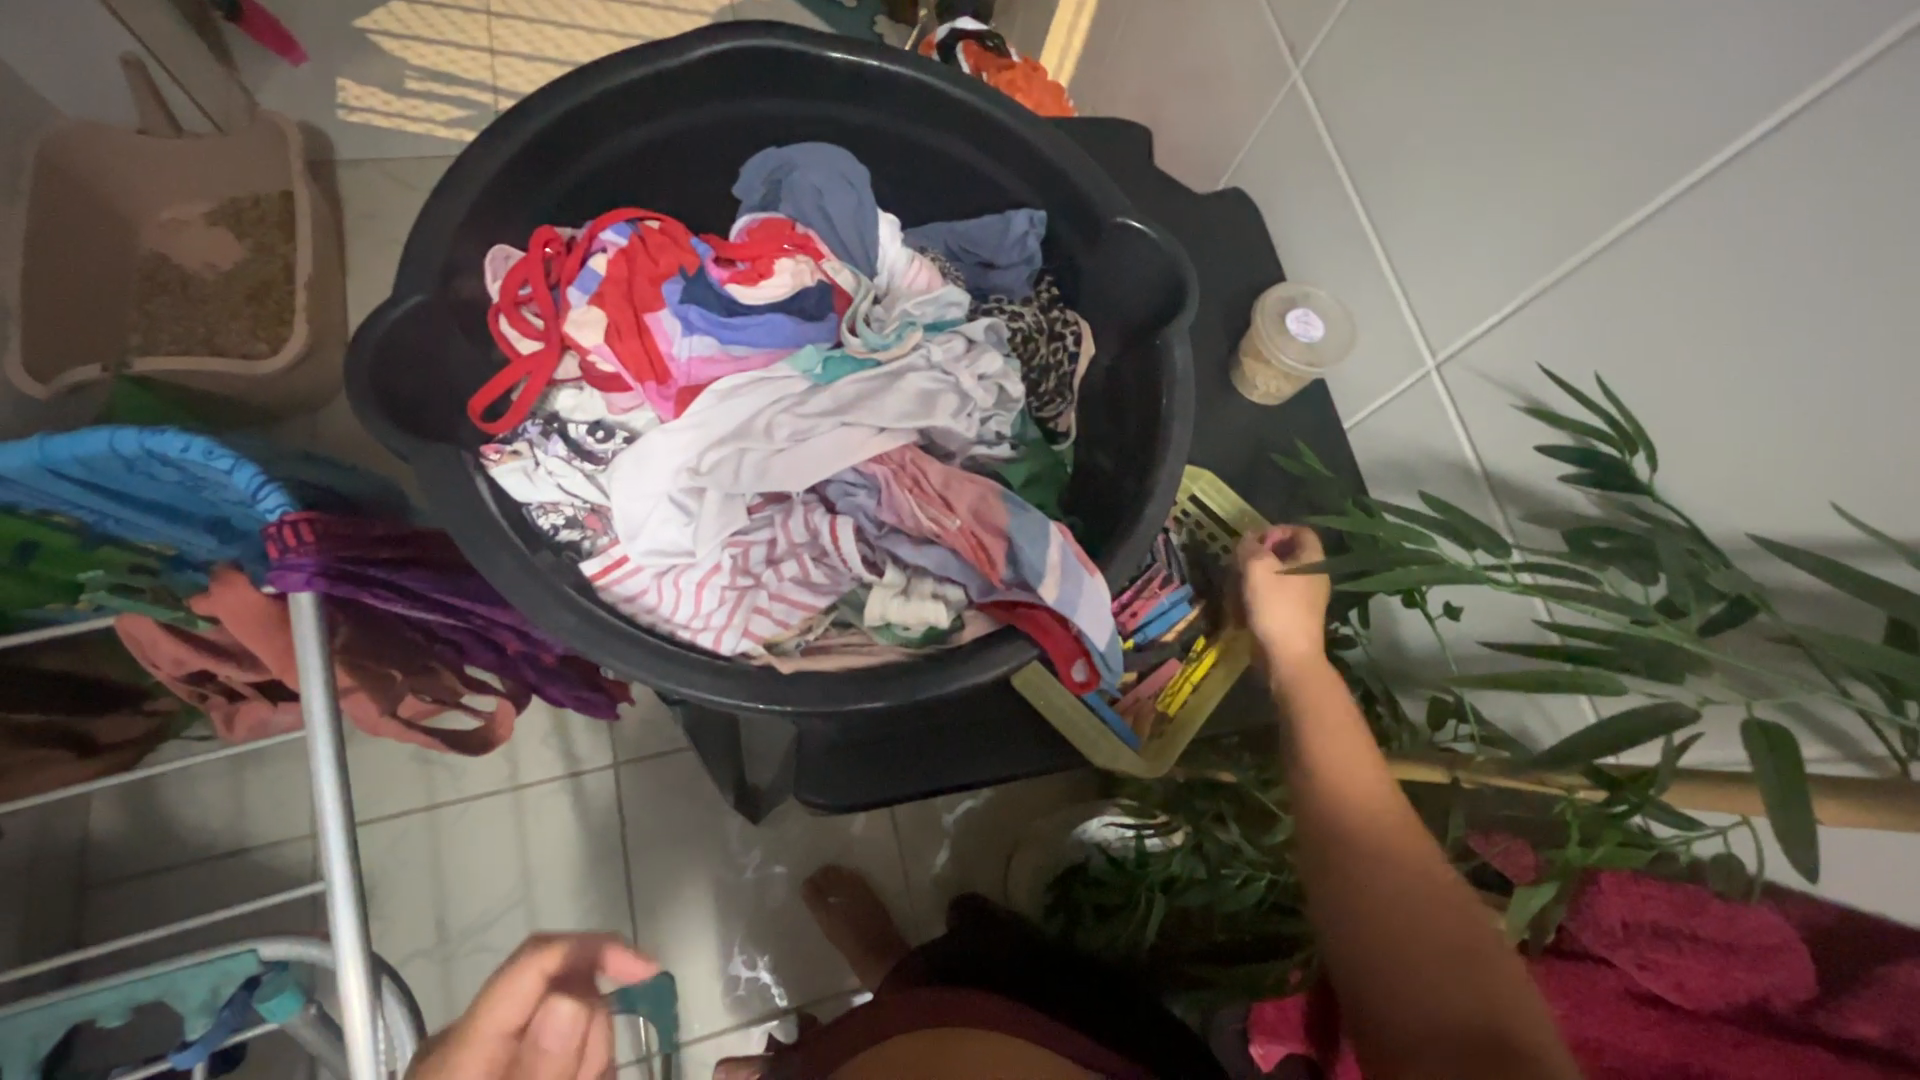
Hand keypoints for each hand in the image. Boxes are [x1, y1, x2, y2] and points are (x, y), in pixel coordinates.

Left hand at [407, 934, 659, 1079]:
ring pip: (569, 1019)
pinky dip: (580, 1069)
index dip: (596, 948)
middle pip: (560, 989)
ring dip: (591, 1058)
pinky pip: (558, 1050)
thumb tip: (571, 998)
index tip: (649, 971)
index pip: (533, 961)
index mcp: (460, 1050)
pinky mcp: (493, 1072)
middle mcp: (465, 1042)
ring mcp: (477, 1059)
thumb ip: (540, 1071)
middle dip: (595, 1031)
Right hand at [1236, 525, 1332, 667]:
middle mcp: (1313, 576)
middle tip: (1239, 565)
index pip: (1300, 531)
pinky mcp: (1294, 616)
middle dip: (1258, 557)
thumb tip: (1247, 540)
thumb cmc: (1276, 607)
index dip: (1276, 530)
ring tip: (1234, 589)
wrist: (1288, 656)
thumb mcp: (1257, 568)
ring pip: (1276, 577)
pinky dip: (1257, 598)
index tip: (1254, 543)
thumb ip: (1250, 547)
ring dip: (1253, 579)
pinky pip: (1274, 597)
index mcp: (1312, 560)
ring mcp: (1305, 598)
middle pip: (1285, 554)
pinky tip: (1241, 609)